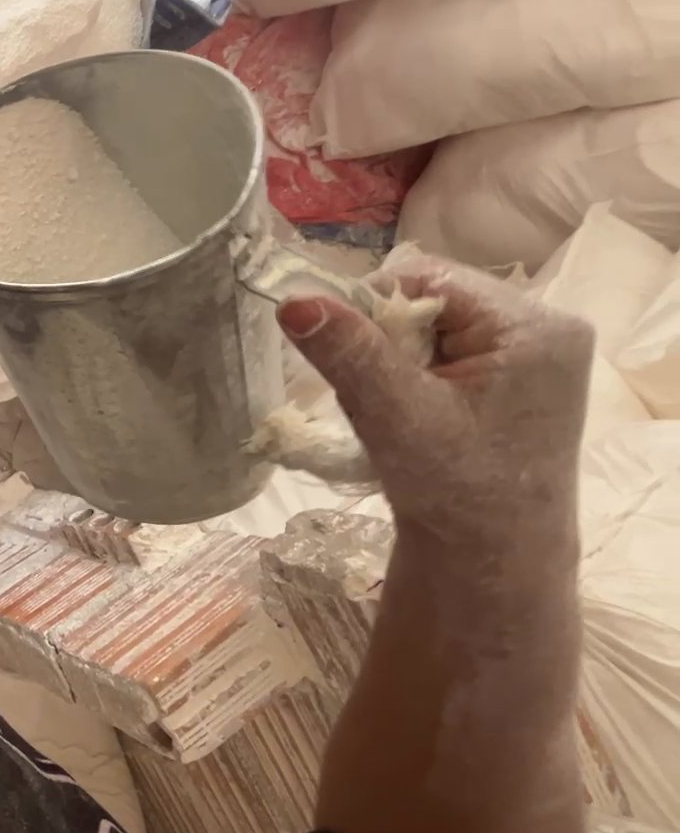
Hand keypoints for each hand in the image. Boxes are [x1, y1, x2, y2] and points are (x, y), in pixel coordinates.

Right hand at [279, 255, 593, 552]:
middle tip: (373, 394)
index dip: (367, 310)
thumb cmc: (453, 485)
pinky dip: (399, 375)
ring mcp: (526, 356)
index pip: (421, 280)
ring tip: (388, 408)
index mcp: (531, 326)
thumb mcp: (394, 413)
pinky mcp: (506, 379)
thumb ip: (348, 352)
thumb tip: (293, 300)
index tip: (348, 361)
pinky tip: (401, 410)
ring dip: (383, 361)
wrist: (488, 552)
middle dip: (376, 341)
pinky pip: (433, 351)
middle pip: (423, 301)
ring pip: (422, 328)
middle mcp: (539, 329)